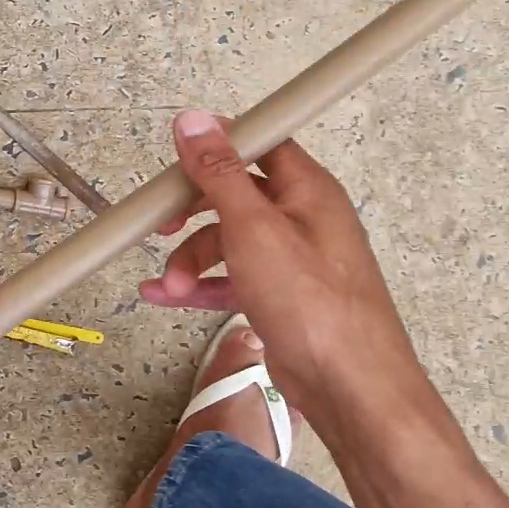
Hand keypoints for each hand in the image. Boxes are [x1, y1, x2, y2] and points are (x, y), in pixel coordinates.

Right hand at [140, 110, 419, 405]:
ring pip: (225, 240)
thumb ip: (219, 172)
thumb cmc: (308, 300)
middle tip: (158, 223)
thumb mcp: (252, 226)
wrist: (350, 388)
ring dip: (189, 259)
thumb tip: (194, 119)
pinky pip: (229, 276)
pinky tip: (164, 297)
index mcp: (307, 191)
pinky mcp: (279, 294)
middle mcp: (301, 218)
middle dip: (189, 212)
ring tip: (168, 286)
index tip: (174, 156)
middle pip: (232, 194)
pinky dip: (199, 285)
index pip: (260, 144)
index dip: (217, 143)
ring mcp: (290, 259)